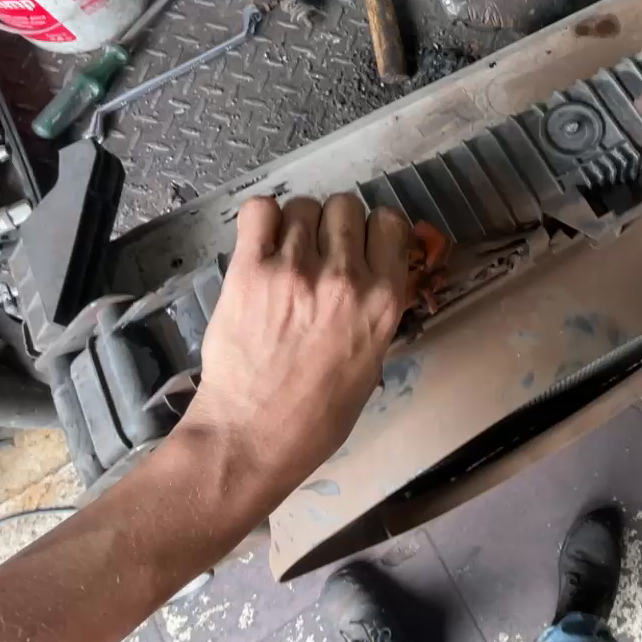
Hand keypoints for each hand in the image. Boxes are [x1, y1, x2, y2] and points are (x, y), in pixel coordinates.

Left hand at [180, 194, 413, 488]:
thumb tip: (370, 273)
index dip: (374, 228)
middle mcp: (346, 276)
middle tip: (320, 251)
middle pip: (346, 205)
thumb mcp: (374, 356)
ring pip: (304, 205)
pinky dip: (262, 219)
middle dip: (335, 223)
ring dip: (297, 224)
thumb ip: (376, 306)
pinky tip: (261, 242)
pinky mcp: (250, 271)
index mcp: (383, 298)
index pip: (391, 222)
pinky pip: (260, 210)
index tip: (362, 244)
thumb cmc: (320, 412)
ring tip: (286, 254)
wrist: (253, 437)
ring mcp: (296, 270)